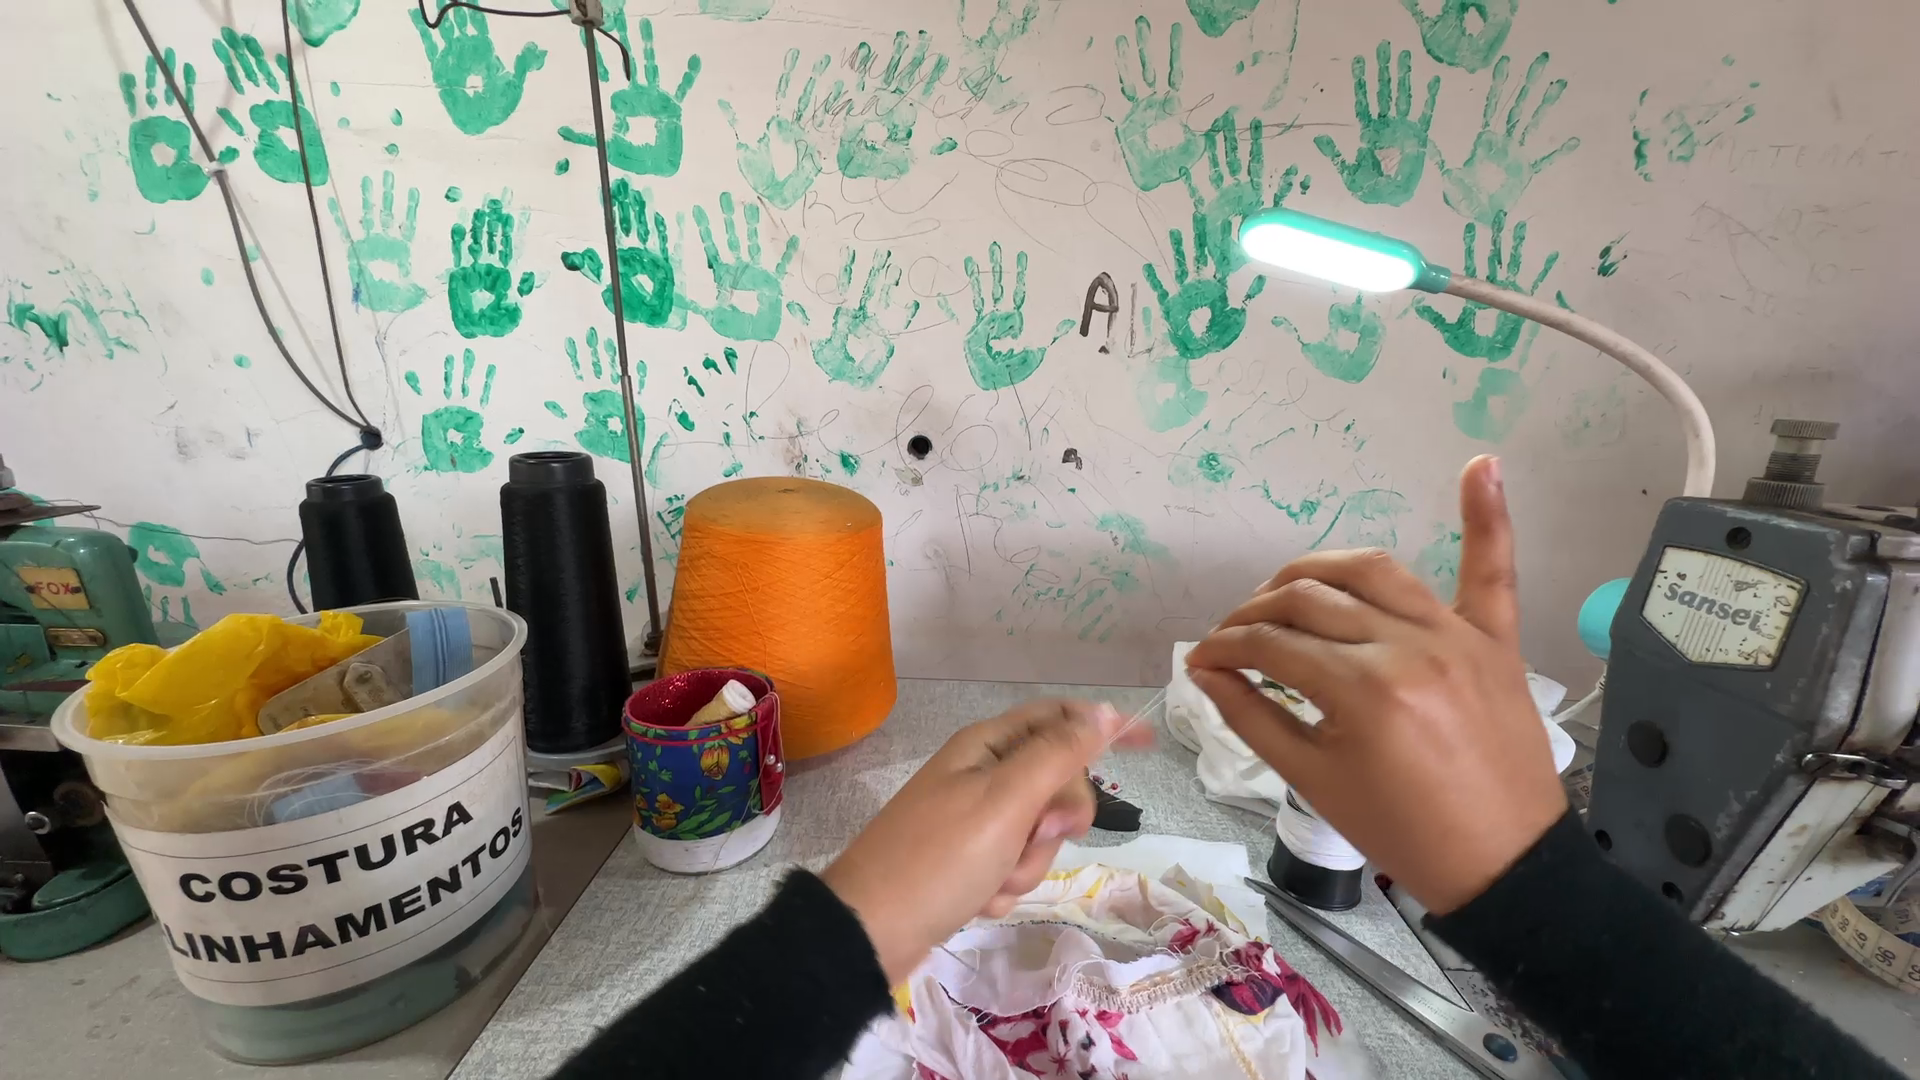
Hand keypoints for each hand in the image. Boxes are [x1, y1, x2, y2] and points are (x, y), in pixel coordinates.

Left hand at [821, 700, 1140, 982]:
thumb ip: (1057, 754)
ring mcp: (975, 817)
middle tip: (1033, 835)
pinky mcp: (970, 857)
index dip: (1103, 725)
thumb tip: (1103, 711)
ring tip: (992, 878)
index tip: (1148, 742)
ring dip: (1027, 863)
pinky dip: (1006, 885)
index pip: (1060, 718)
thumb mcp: (1005, 801)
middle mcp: (983, 773)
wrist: (869, 930)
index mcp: (988, 745)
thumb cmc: (939, 858)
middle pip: (1056, 782)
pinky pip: (1014, 864)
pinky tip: (978, 898)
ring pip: (1039, 833)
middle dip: (1055, 821)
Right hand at [1185, 455, 1564, 913]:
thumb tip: (1203, 670)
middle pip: (1307, 600)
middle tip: (1229, 638)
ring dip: (1313, 569)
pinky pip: (1491, 570)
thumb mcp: (1310, 779)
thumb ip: (1249, 714)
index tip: (1200, 661)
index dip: (1222, 649)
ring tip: (1281, 586)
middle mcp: (1407, 647)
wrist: (1507, 869)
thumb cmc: (1399, 831)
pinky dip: (1488, 516)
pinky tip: (1479, 465)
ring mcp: (1456, 636)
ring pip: (1369, 570)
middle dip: (1252, 612)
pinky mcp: (1493, 639)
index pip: (1268, 645)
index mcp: (1362, 691)